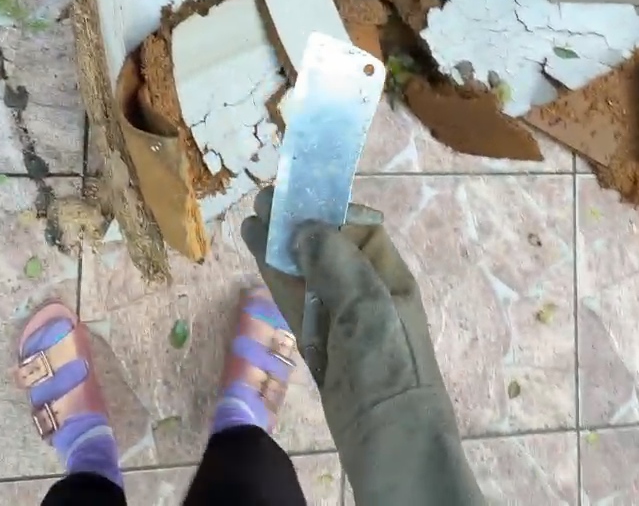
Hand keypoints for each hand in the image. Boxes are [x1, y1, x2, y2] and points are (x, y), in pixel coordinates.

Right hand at [242, 187, 483, 505]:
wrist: (389, 441)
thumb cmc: (388, 364)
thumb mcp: (369, 305)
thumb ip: (336, 262)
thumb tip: (305, 227)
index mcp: (388, 274)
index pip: (359, 227)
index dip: (329, 210)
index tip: (298, 197)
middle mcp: (364, 290)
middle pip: (326, 245)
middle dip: (296, 223)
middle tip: (262, 202)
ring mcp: (339, 316)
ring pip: (305, 269)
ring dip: (278, 245)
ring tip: (250, 220)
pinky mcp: (317, 340)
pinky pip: (294, 298)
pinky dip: (275, 274)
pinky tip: (256, 251)